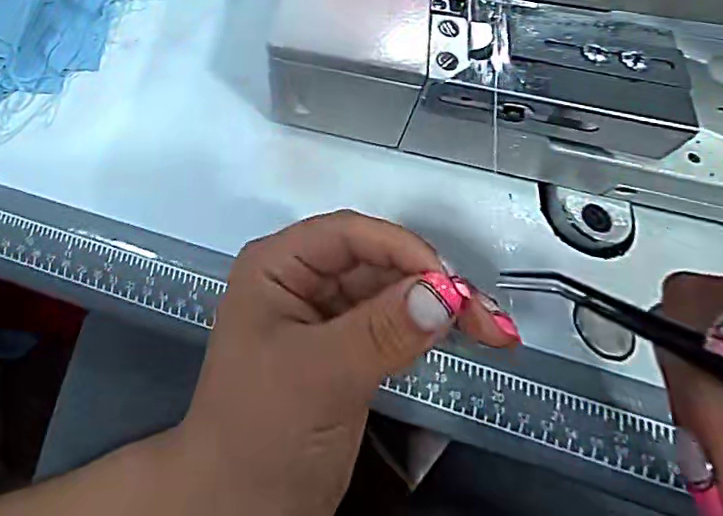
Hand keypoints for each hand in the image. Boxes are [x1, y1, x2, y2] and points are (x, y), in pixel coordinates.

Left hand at [171, 210, 520, 515]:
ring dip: (436, 304)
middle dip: (429, 280)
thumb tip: (443, 294)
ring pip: (388, 289)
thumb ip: (381, 331)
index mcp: (277, 265)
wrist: (234, 510)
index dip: (401, 248)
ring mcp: (323, 313)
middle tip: (484, 314)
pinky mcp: (344, 348)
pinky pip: (391, 322)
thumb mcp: (319, 375)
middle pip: (374, 260)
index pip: (347, 235)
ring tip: (489, 328)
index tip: (450, 281)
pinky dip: (425, 329)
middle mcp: (300, 279)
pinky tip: (459, 336)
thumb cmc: (258, 431)